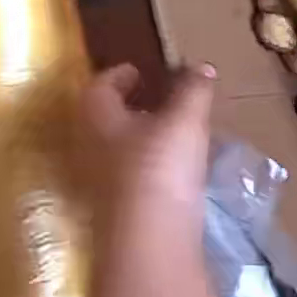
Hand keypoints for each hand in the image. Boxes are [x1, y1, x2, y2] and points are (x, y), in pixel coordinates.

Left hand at [79, 62, 216, 225]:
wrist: (151, 231)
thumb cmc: (160, 165)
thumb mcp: (185, 120)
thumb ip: (193, 91)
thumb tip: (203, 64)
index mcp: (100, 116)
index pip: (102, 85)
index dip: (121, 74)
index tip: (140, 70)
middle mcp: (94, 145)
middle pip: (110, 118)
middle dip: (133, 107)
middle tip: (160, 99)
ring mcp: (107, 178)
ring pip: (125, 147)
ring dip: (147, 137)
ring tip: (178, 133)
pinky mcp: (127, 204)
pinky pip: (141, 173)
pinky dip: (159, 165)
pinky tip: (183, 168)